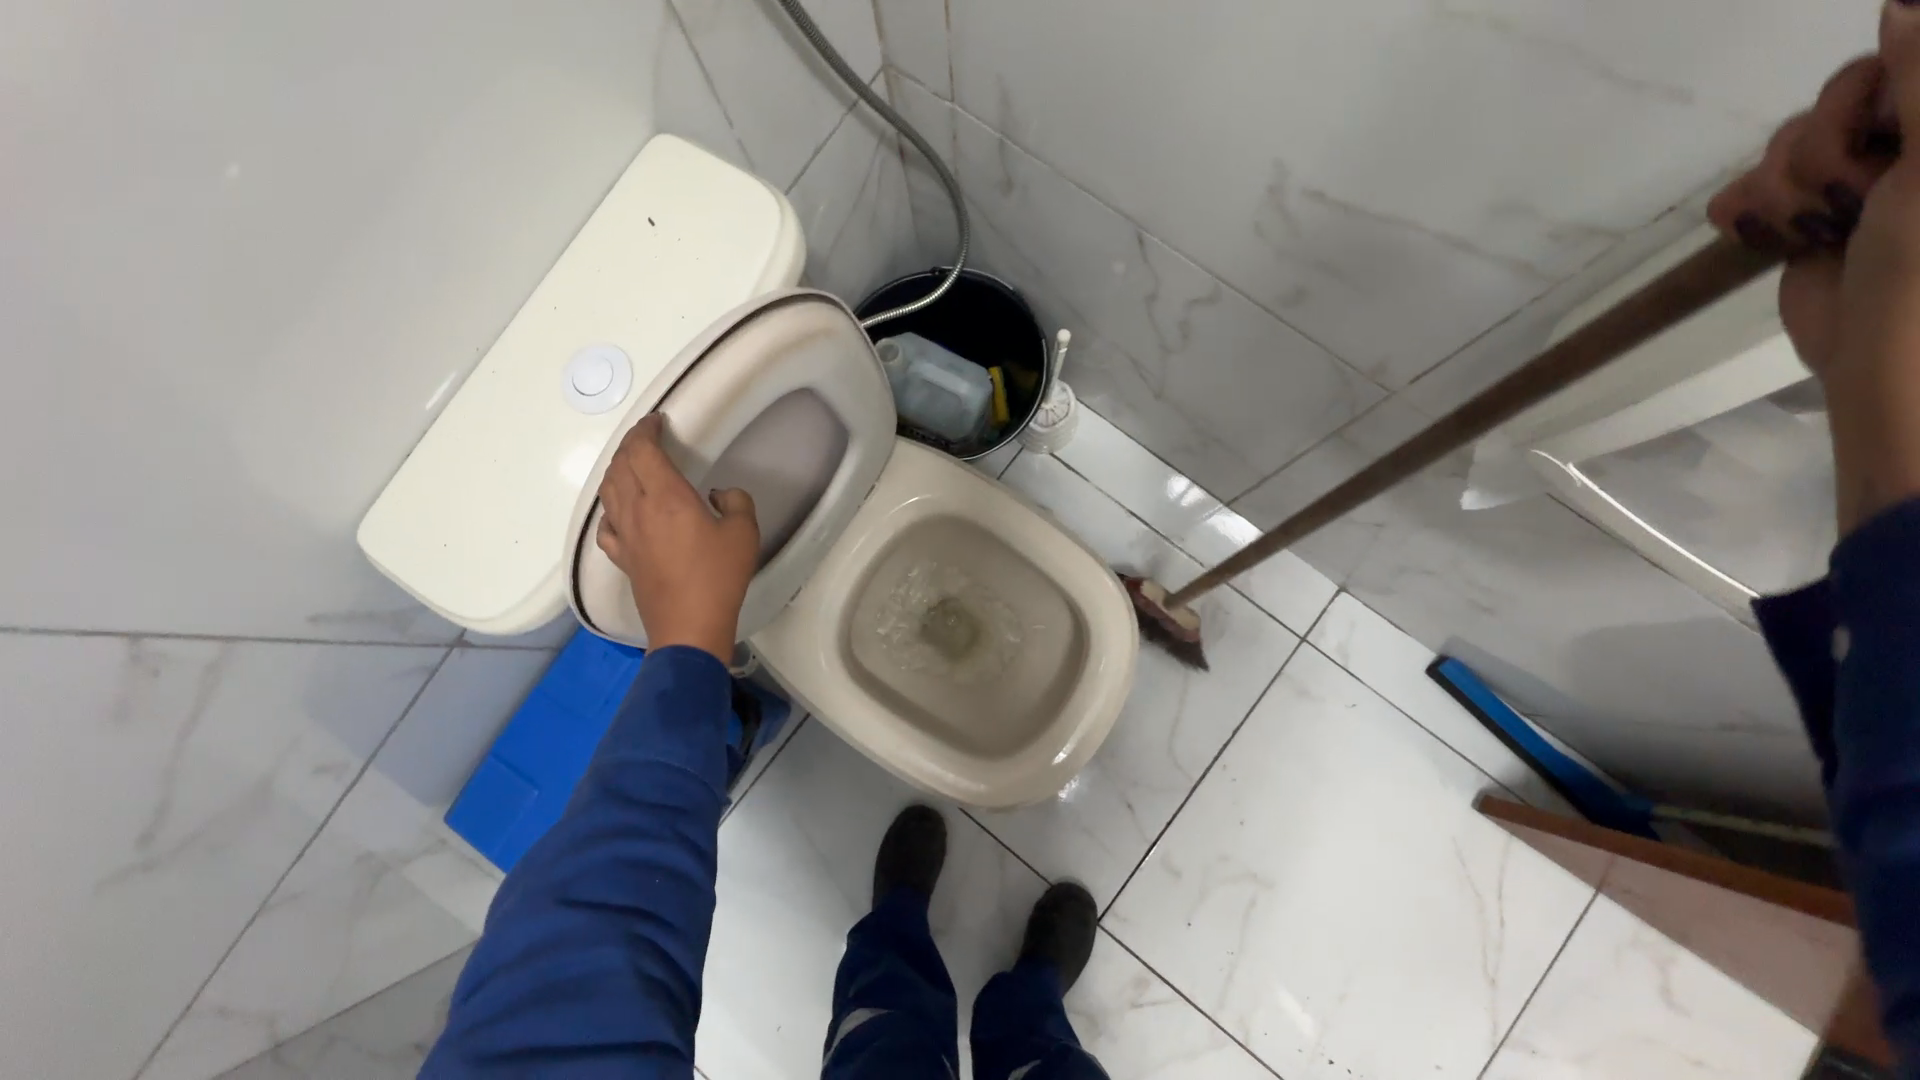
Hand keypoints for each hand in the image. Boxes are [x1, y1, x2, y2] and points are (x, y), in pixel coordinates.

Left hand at [595, 413, 759, 661]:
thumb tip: (717, 495)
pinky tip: (622, 511)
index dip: (646, 430)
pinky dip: (611, 508)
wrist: (689, 625)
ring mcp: (625, 535)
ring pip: (609, 490)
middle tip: (648, 438)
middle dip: (631, 445)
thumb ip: (735, 502)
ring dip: (618, 470)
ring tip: (633, 464)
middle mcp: (638, 510)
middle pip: (620, 465)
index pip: (642, 450)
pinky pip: (607, 524)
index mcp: (666, 497)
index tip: (657, 421)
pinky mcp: (623, 557)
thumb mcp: (744, 532)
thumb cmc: (719, 577)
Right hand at [1709, 4, 1919, 535]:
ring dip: (1786, 197)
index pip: (1888, 62)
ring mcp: (1850, 180)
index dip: (1868, 104)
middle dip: (1823, 158)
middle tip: (1854, 203)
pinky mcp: (1798, 218)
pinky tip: (1772, 238)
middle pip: (1827, 101)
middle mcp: (1905, 137)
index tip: (1887, 142)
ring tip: (1819, 233)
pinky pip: (1744, 191)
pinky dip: (1746, 217)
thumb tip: (1901, 5)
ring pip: (1778, 149)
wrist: (1881, 359)